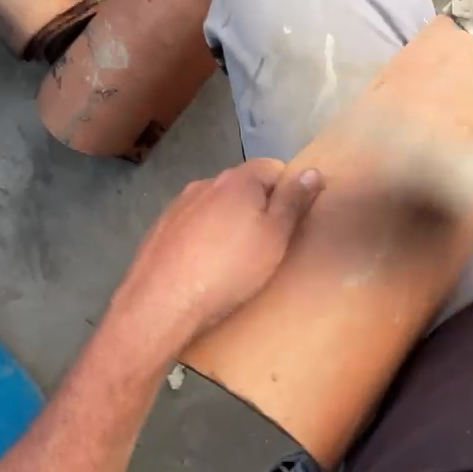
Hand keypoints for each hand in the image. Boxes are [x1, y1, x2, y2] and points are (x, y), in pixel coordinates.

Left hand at [114, 158, 323, 343]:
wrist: (160, 304)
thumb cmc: (229, 269)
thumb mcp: (275, 238)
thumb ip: (294, 202)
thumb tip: (312, 171)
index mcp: (238, 179)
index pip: (275, 167)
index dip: (288, 192)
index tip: (289, 224)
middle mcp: (207, 183)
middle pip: (244, 185)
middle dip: (258, 207)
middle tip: (266, 245)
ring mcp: (178, 204)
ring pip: (217, 204)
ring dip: (230, 221)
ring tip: (232, 259)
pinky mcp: (159, 228)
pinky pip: (194, 223)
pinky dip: (204, 236)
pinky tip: (203, 265)